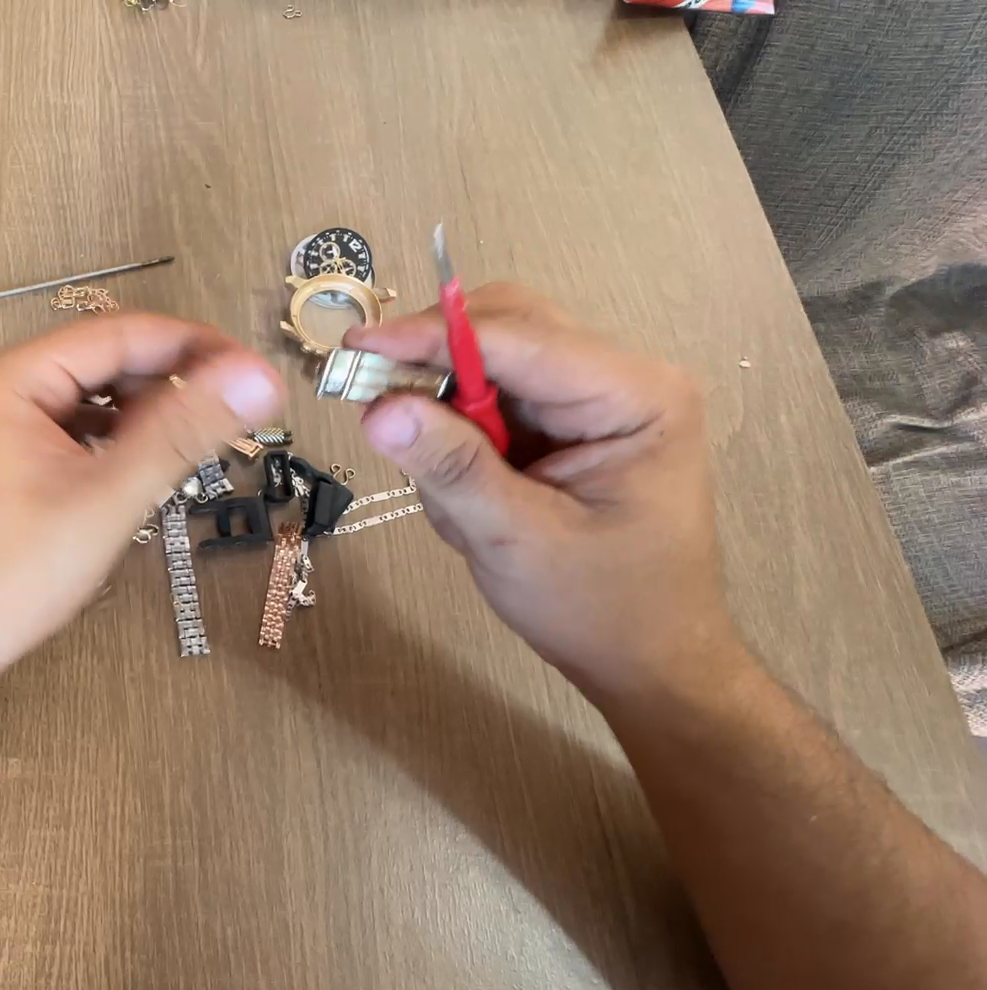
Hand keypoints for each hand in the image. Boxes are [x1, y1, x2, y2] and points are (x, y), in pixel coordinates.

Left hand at [0, 314, 282, 688]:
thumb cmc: (14, 576)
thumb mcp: (110, 497)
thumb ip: (184, 430)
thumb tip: (254, 377)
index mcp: (8, 379)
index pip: (118, 334)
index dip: (194, 346)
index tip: (252, 369)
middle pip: (103, 360)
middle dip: (172, 378)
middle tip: (236, 403)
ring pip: (90, 396)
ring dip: (146, 408)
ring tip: (200, 431)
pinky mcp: (6, 457)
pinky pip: (73, 428)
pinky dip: (116, 437)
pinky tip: (147, 457)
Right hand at [345, 283, 743, 698]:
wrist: (642, 654)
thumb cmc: (595, 604)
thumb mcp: (514, 538)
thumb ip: (449, 467)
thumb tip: (378, 409)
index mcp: (632, 397)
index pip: (515, 338)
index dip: (429, 336)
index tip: (355, 346)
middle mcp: (616, 380)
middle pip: (506, 327)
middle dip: (432, 356)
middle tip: (365, 389)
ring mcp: (589, 401)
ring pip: (491, 361)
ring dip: (442, 403)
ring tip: (441, 482)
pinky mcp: (561, 425)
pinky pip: (487, 401)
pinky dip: (453, 432)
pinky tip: (463, 489)